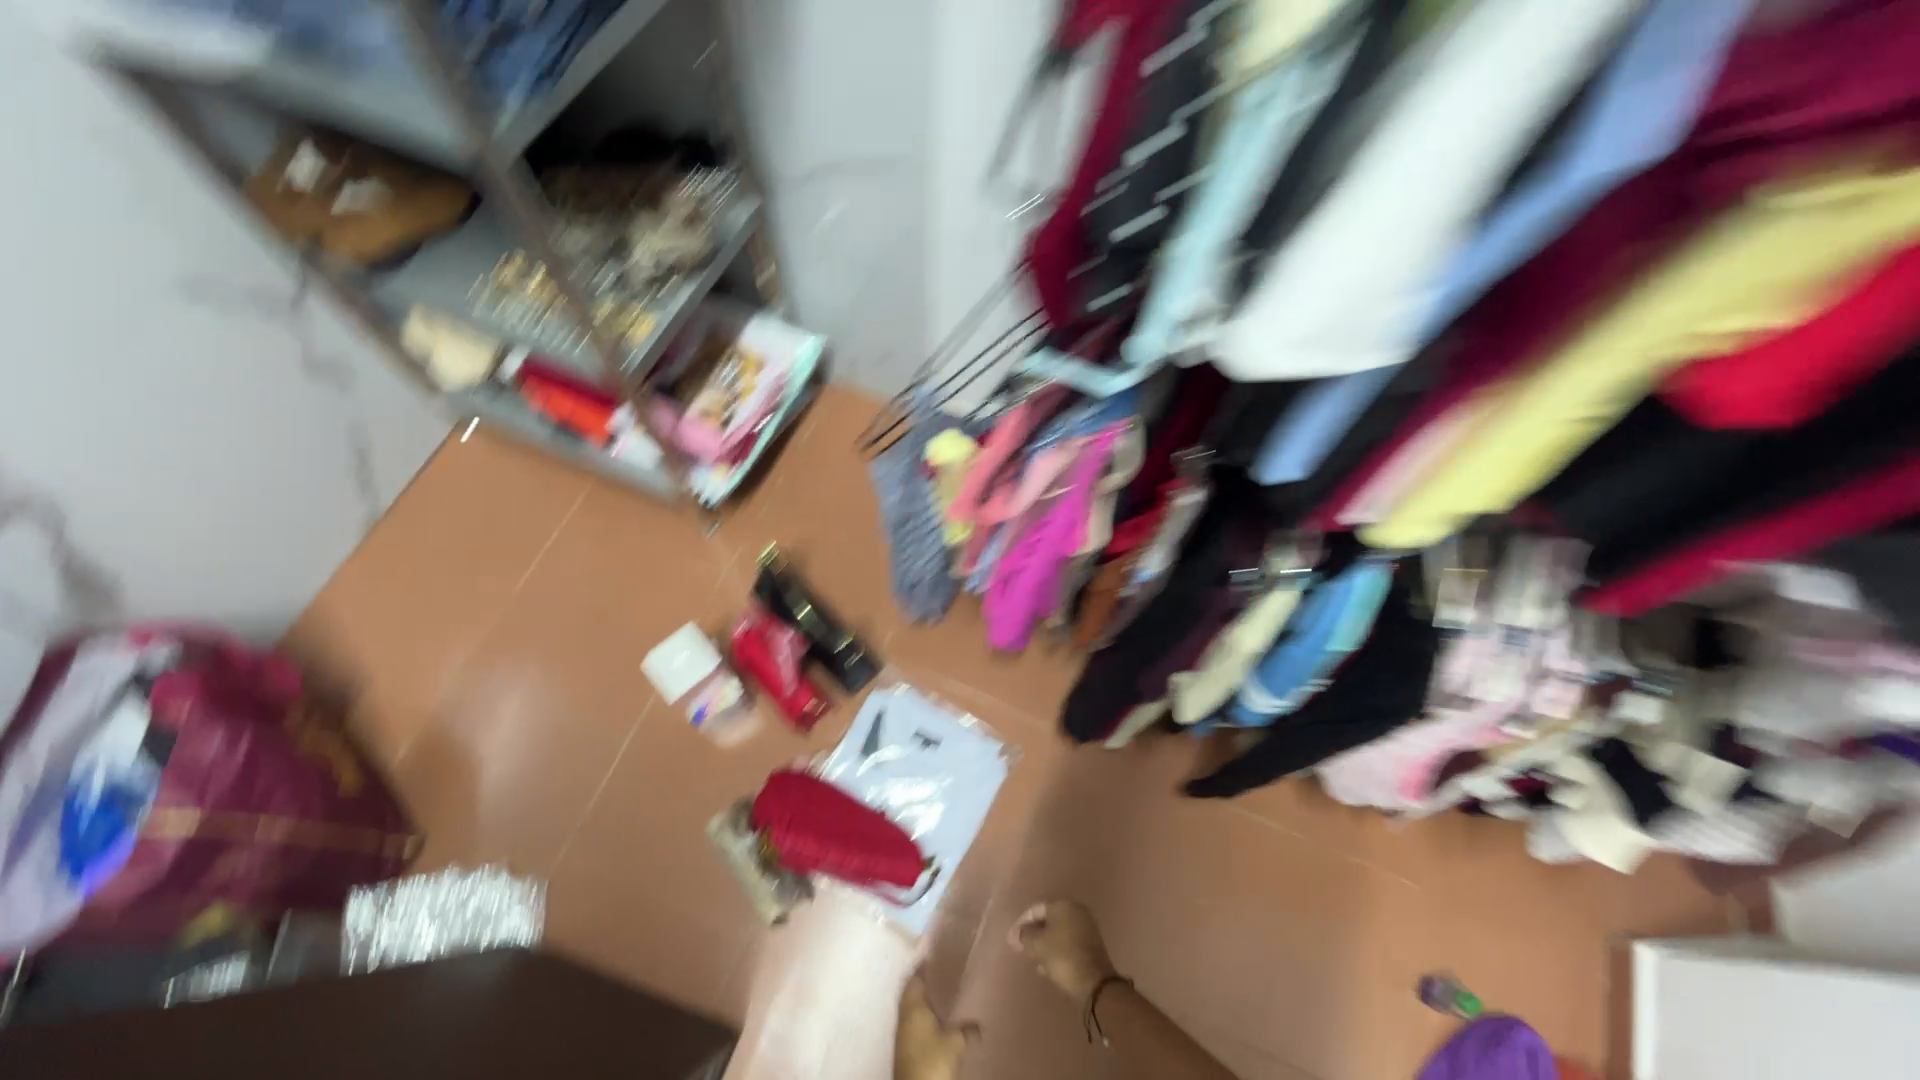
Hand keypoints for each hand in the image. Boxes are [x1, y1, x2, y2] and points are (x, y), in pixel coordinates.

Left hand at [895, 974, 971, 1079]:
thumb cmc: (933, 1060)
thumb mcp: (956, 1043)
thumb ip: (967, 1029)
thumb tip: (978, 1024)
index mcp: (913, 1007)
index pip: (914, 979)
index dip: (922, 967)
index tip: (934, 956)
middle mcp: (904, 1017)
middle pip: (911, 993)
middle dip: (922, 983)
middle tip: (939, 973)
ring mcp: (903, 1034)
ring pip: (912, 1009)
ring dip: (923, 1001)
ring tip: (941, 995)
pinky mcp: (906, 1049)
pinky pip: (914, 1025)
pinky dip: (923, 1018)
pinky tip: (937, 1022)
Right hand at [1011, 899, 1117, 1002]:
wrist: (1094, 982)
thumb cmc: (1062, 957)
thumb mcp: (1037, 945)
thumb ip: (1024, 935)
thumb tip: (1018, 933)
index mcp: (1063, 905)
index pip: (1035, 909)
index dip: (1021, 924)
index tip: (1012, 940)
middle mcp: (1076, 911)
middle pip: (1047, 920)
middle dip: (1033, 934)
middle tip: (1021, 948)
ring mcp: (1086, 927)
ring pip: (1058, 932)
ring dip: (1044, 944)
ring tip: (1033, 959)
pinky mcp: (1091, 944)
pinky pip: (1067, 942)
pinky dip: (1056, 950)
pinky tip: (1047, 966)